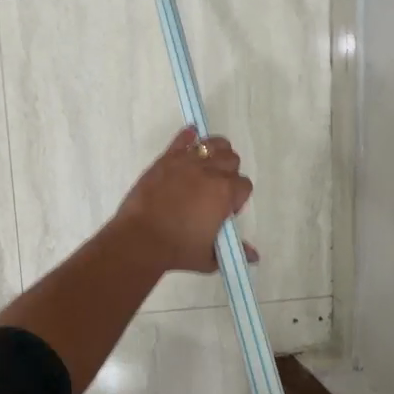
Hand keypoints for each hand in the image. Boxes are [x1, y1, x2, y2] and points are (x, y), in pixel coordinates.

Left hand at [113, 126, 257, 273]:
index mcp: (225, 193)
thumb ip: (234, 251)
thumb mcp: (209, 257)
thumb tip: (254, 256)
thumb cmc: (177, 250)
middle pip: (231, 160)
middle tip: (214, 189)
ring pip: (212, 144)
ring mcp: (186, 162)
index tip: (224, 210)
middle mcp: (209, 172)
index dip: (236, 198)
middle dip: (228, 173)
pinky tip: (191, 137)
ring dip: (215, 151)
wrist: (139, 239)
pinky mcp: (165, 160)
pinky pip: (182, 139)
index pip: (244, 186)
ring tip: (207, 166)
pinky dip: (188, 136)